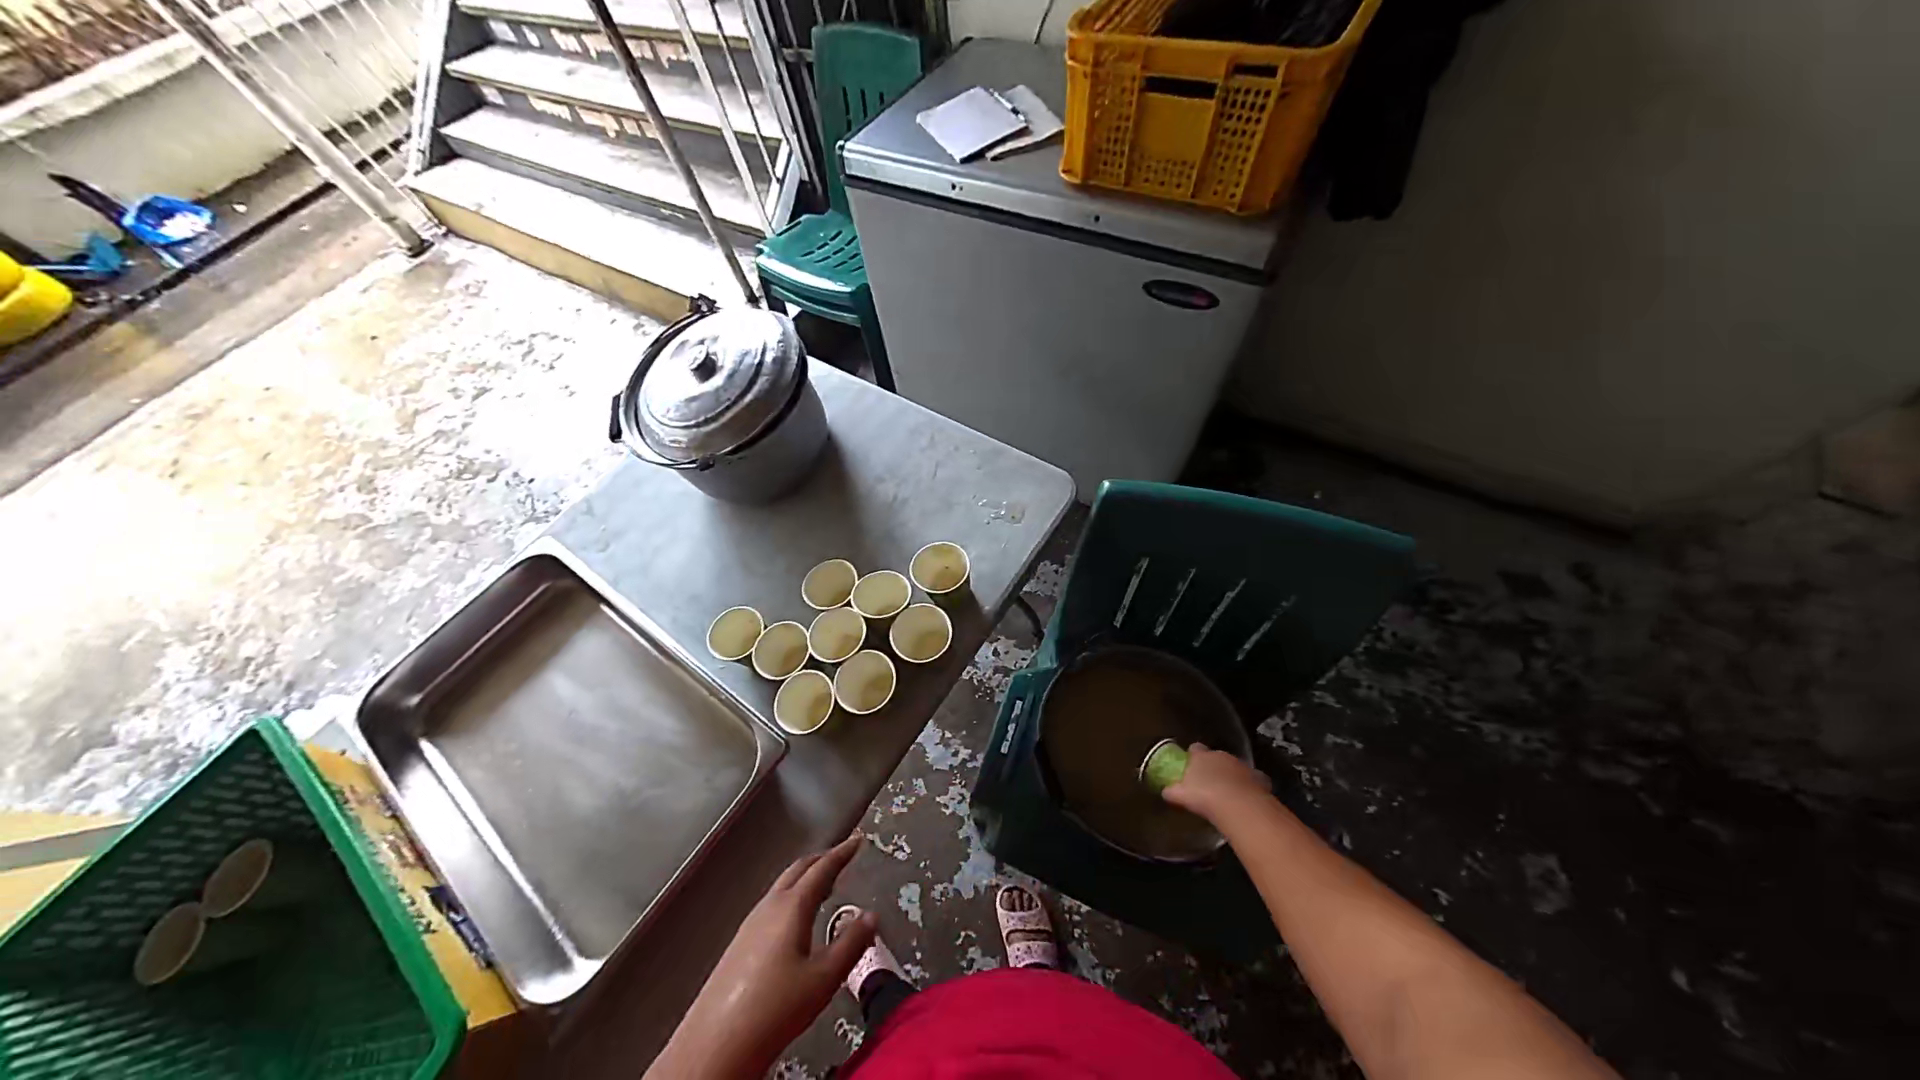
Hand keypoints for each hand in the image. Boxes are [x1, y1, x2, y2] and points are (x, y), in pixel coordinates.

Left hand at [648, 834, 875, 1079]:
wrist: (716, 1043)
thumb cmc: (776, 1007)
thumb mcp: (824, 978)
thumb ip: (851, 943)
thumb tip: (871, 916)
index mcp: (791, 907)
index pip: (822, 868)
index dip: (842, 852)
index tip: (858, 840)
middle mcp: (769, 907)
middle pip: (798, 869)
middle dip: (822, 859)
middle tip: (844, 855)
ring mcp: (750, 924)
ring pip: (783, 887)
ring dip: (806, 878)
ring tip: (826, 885)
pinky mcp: (740, 943)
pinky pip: (773, 904)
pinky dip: (793, 897)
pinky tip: (798, 920)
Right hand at [1160, 743, 1273, 823]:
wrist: (1237, 805)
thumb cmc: (1203, 797)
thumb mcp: (1180, 795)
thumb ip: (1172, 791)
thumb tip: (1165, 791)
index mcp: (1201, 756)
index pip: (1195, 748)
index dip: (1193, 756)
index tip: (1191, 764)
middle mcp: (1222, 755)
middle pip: (1216, 756)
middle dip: (1213, 765)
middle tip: (1209, 781)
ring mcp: (1242, 765)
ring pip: (1235, 767)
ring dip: (1231, 776)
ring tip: (1228, 792)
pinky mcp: (1259, 778)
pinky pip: (1253, 779)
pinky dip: (1250, 785)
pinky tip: (1247, 797)